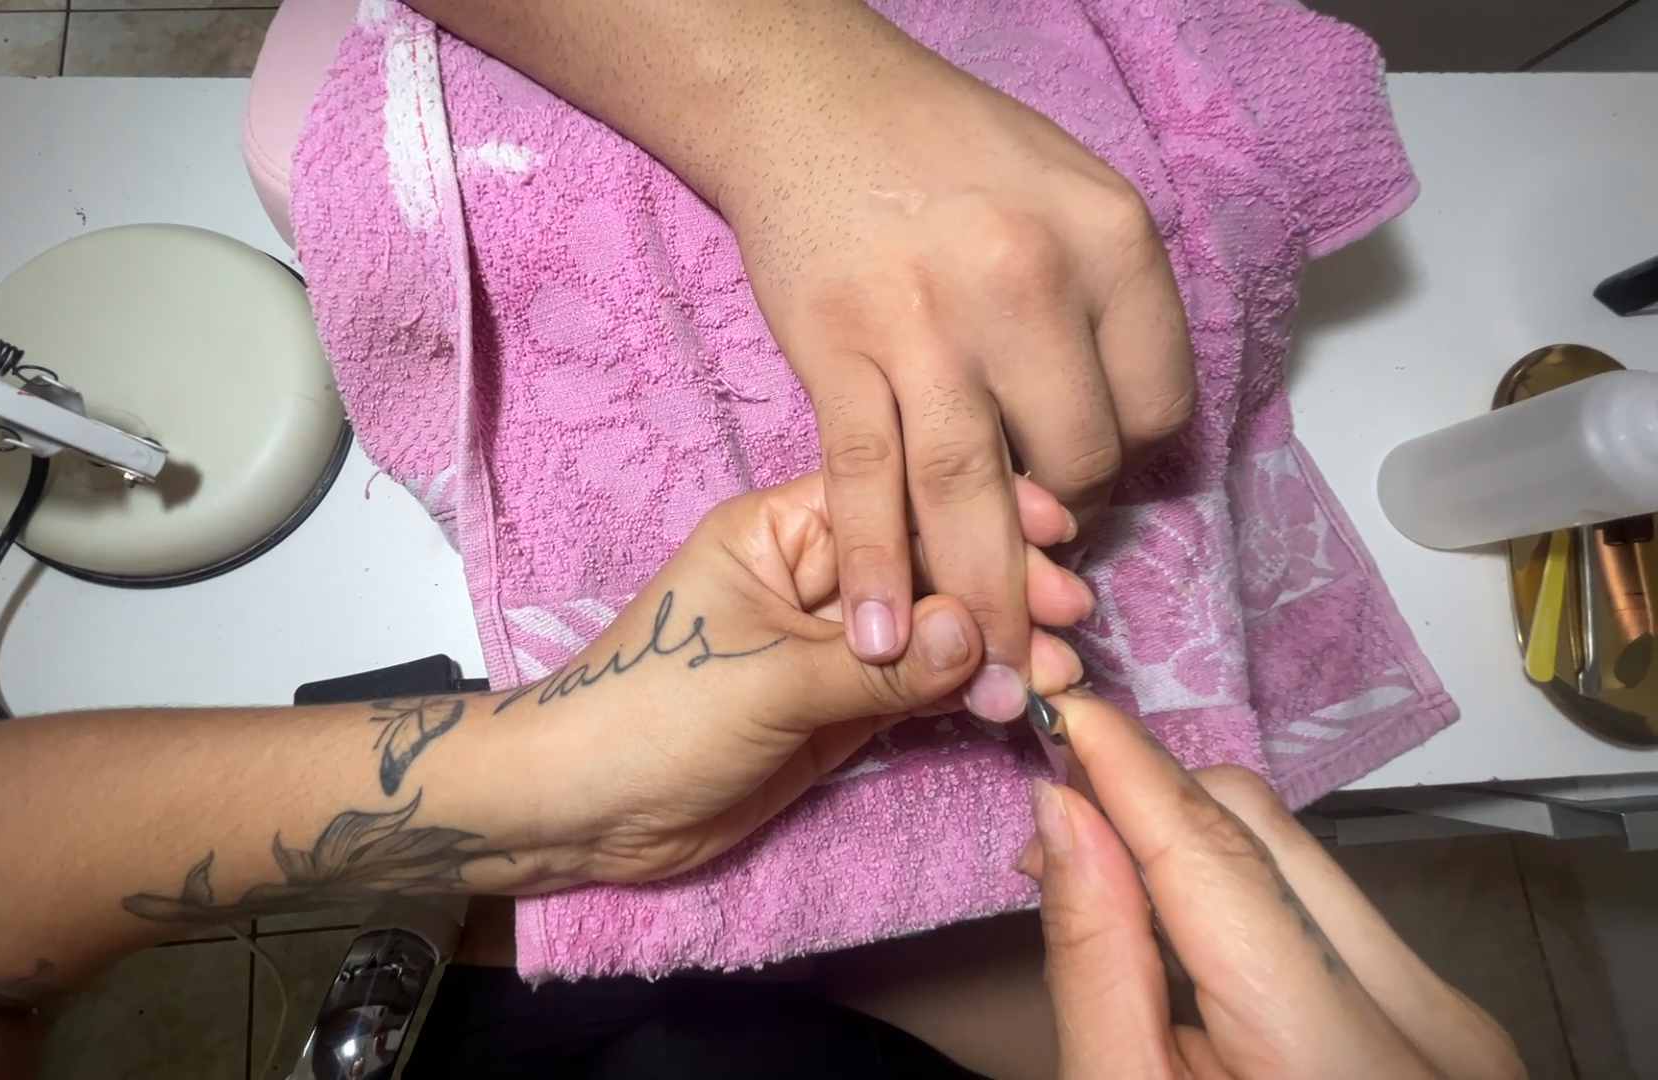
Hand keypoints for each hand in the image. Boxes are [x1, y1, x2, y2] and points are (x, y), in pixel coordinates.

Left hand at [492, 471, 1093, 887]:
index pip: (888, 501)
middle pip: (917, 565)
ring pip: (924, 632)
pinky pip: (911, 688)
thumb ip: (875, 665)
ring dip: (990, 647)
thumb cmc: (655, 712)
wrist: (591, 808)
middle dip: (992, 587)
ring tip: (1058, 669)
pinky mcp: (838, 704)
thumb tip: (981, 634)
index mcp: (778, 532)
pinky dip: (961, 693)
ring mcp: (829, 642)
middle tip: (1069, 615)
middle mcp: (811, 575)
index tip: (1054, 531)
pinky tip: (1016, 695)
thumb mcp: (766, 679)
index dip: (968, 513)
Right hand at [715, 18, 1193, 717]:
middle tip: (1036, 630)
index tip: (1072, 497)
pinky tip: (878, 635)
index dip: (1117, 473)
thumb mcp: (1067, 188)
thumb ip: (1099, 307)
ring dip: (976, 596)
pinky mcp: (837, 359)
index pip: (1152, 406)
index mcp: (1110, 242)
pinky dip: (876, 563)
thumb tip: (1090, 432)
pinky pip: (865, 476)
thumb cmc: (940, 149)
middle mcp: (1026, 288)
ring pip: (966, 489)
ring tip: (978, 679)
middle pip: (1069, 463)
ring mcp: (924, 329)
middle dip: (1052, 556)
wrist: (809, 109)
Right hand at [1019, 692, 1525, 1079]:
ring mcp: (1458, 1021)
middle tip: (1052, 822)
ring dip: (1175, 826)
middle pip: (1258, 824)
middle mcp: (1433, 1024)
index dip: (1127, 764)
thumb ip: (1091, 950)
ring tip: (1099, 870)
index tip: (1063, 703)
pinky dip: (1223, 871)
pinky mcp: (1447, 1018)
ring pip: (1289, 845)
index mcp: (1343, 1066)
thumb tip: (1059, 809)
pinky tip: (1171, 911)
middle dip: (1141, 789)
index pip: (1213, 854)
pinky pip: (1314, 892)